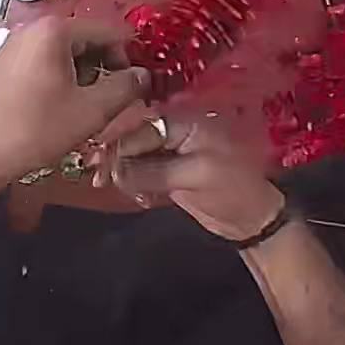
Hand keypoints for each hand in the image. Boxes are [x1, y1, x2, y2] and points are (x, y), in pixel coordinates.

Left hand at [0, 17, 149, 189]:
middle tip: (113, 100)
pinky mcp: (6, 63)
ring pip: (67, 53)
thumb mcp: (92, 110)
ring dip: (85, 75)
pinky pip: (46, 61)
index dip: (129, 57)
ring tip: (87, 108)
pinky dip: (62, 78)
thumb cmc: (36, 130)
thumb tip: (144, 75)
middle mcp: (33, 28)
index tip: (137, 84)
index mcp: (54, 30)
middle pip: (87, 39)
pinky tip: (62, 107)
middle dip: (106, 67)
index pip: (109, 31)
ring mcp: (16, 45)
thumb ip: (126, 87)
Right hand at [104, 117, 284, 242]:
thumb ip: (153, 171)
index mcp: (189, 123)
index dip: (121, 143)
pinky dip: (128, 178)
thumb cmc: (232, 189)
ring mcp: (173, 154)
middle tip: (92, 171)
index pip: (145, 128)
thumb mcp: (195, 176)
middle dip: (115, 154)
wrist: (252, 220)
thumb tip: (114, 172)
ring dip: (117, 167)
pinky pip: (142, 171)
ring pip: (136, 155)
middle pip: (137, 138)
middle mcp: (178, 133)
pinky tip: (114, 185)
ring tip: (98, 181)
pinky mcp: (169, 173)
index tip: (98, 158)